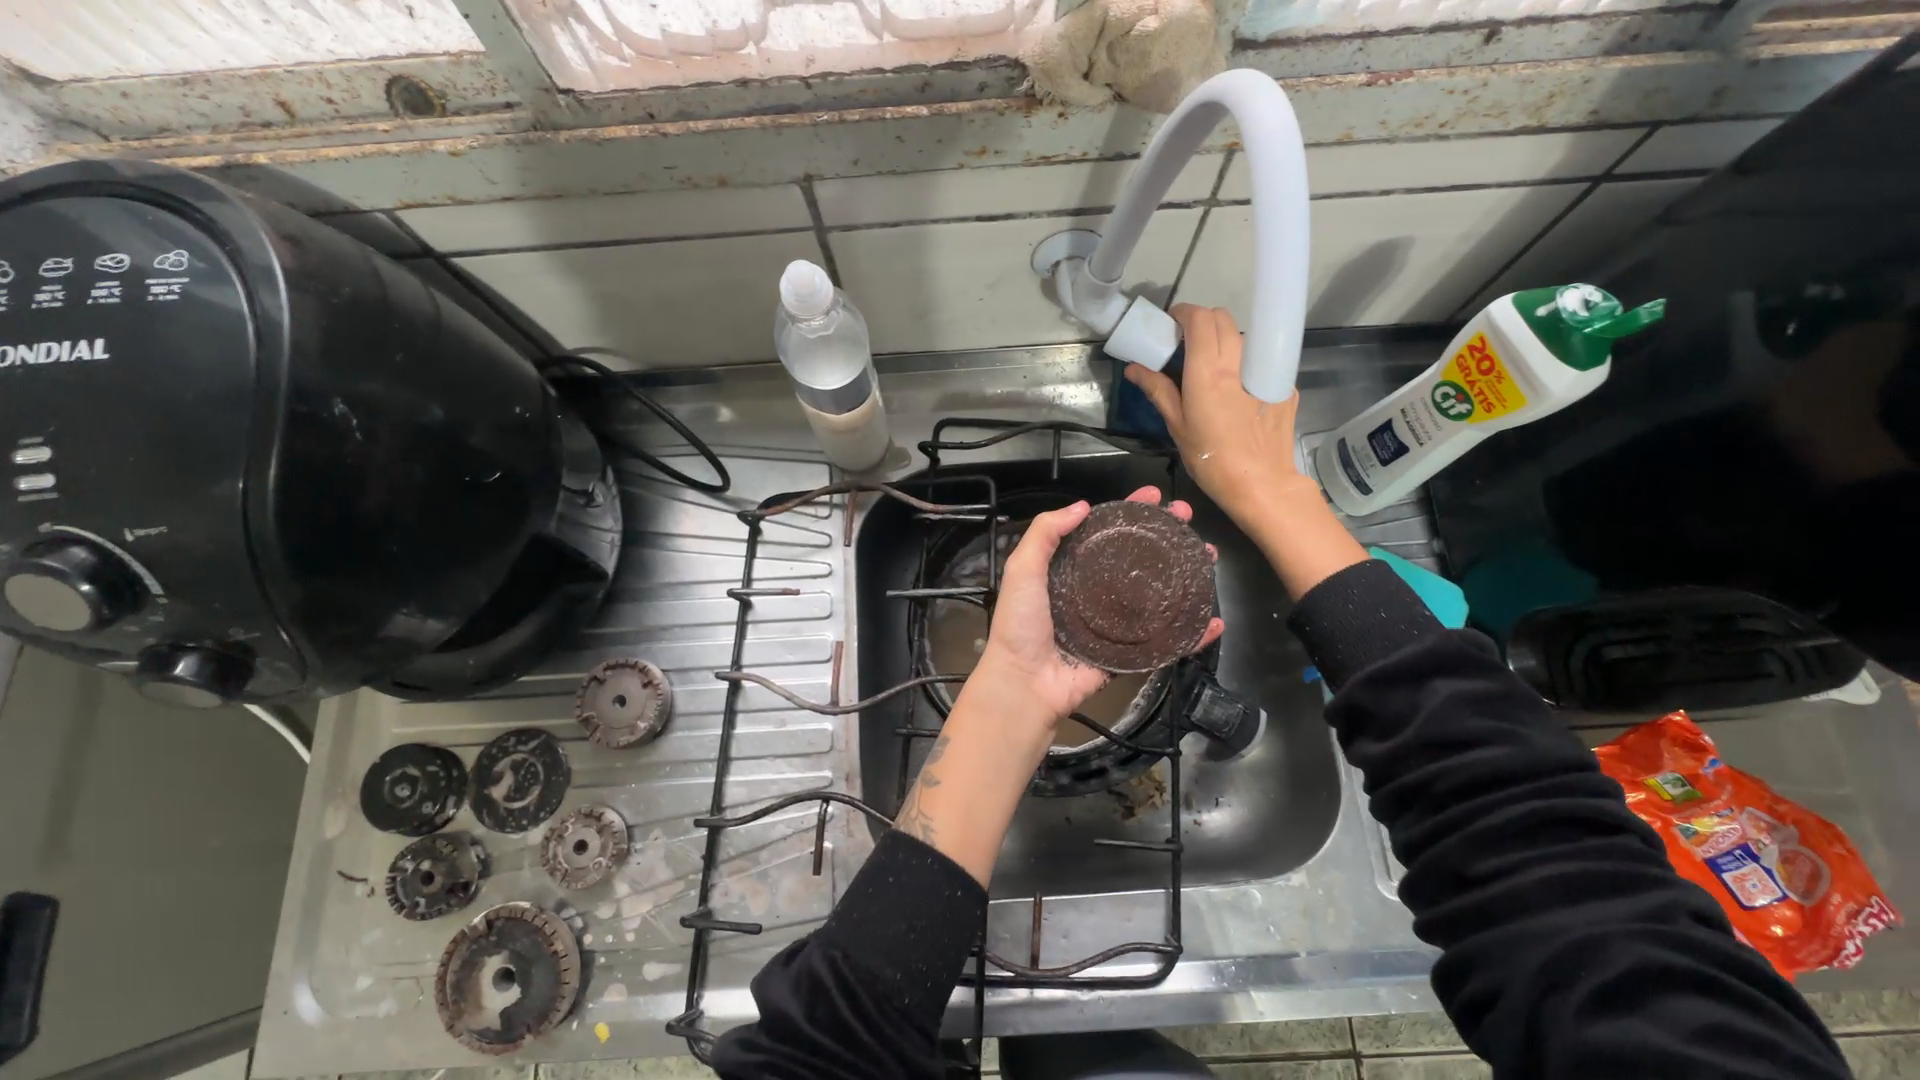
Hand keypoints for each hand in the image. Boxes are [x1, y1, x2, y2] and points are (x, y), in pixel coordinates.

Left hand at [972, 484, 1223, 730]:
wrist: (1025, 683)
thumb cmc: (1020, 624)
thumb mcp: (1022, 569)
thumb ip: (1045, 533)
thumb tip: (1082, 505)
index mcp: (1073, 570)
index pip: (1109, 533)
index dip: (1132, 512)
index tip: (1157, 496)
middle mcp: (1098, 592)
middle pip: (1140, 558)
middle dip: (1167, 536)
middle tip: (1188, 518)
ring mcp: (1117, 624)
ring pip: (1159, 594)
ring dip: (1187, 574)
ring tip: (1208, 555)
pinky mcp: (1130, 654)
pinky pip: (1166, 641)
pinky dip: (1193, 633)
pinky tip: (1213, 619)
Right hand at [1123, 305, 1321, 530]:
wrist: (1261, 484)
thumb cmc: (1211, 459)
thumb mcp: (1177, 426)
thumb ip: (1157, 390)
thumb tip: (1134, 368)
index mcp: (1208, 373)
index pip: (1200, 319)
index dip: (1184, 313)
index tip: (1173, 322)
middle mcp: (1238, 364)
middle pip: (1224, 319)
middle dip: (1204, 321)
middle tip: (1188, 341)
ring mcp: (1265, 372)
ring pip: (1244, 338)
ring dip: (1226, 341)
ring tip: (1214, 366)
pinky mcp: (1283, 386)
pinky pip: (1262, 362)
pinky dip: (1246, 366)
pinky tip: (1240, 392)